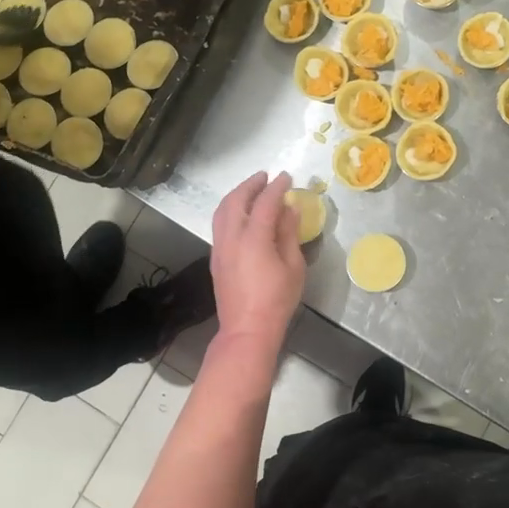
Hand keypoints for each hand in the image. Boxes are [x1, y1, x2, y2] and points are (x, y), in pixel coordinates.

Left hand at [210, 172, 305, 343]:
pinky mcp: (216, 259)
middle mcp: (232, 238)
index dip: (276, 187)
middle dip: (250, 185)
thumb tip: (290, 209)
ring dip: (236, 196)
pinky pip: (219, 224)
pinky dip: (229, 211)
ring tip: (251, 190)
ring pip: (222, 211)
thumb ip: (290, 234)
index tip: (286, 177)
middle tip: (264, 177)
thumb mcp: (293, 267)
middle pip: (236, 200)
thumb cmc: (277, 301)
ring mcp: (220, 248)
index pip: (265, 202)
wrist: (246, 330)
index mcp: (254, 238)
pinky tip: (241, 214)